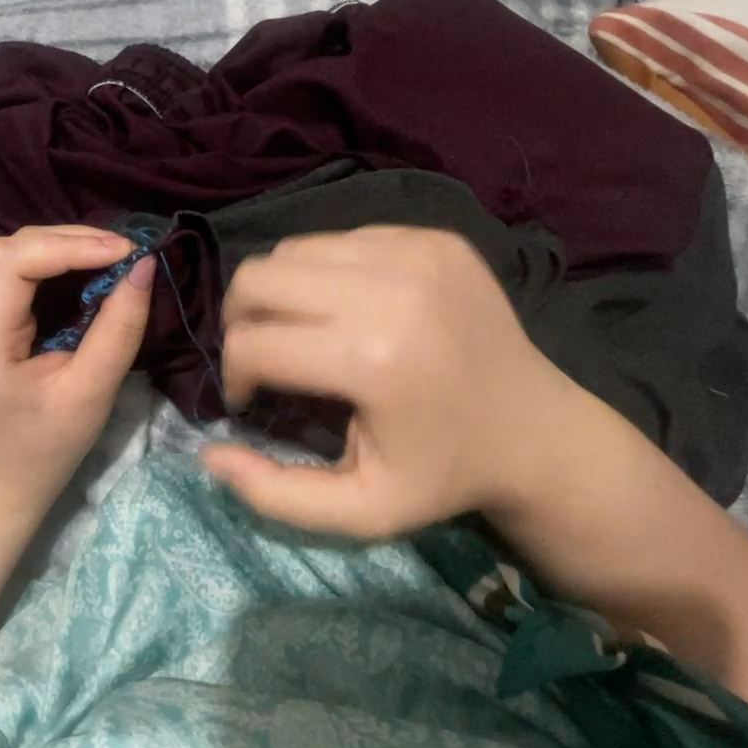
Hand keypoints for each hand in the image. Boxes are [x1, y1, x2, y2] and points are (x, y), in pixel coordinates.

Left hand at [0, 226, 154, 508]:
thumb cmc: (47, 439)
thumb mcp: (91, 393)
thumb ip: (118, 330)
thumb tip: (144, 266)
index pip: (10, 264)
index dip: (68, 246)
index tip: (124, 250)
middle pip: (7, 250)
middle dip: (69, 241)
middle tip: (123, 252)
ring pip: (5, 250)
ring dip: (58, 245)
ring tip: (106, 257)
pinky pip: (2, 263)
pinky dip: (43, 257)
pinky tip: (76, 267)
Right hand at [203, 226, 596, 537]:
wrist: (538, 431)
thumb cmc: (441, 475)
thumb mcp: (360, 511)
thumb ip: (274, 494)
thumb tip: (209, 454)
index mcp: (373, 360)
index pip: (251, 343)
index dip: (235, 377)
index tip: (253, 401)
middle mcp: (391, 290)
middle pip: (256, 279)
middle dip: (241, 322)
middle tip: (263, 356)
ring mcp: (415, 252)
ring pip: (289, 251)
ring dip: (278, 294)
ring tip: (302, 331)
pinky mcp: (431, 236)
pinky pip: (337, 241)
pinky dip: (323, 275)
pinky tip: (349, 311)